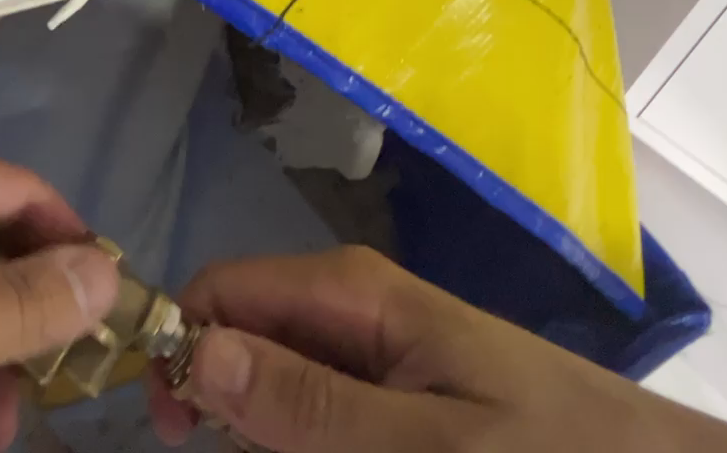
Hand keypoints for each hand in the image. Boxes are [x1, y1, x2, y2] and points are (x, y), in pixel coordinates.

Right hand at [147, 247, 726, 452]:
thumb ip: (310, 405)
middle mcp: (344, 301)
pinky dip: (305, 436)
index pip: (220, 291)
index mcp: (345, 290)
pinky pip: (318, 399)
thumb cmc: (549, 451)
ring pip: (274, 374)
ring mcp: (368, 340)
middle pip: (242, 333)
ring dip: (266, 428)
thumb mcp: (428, 446)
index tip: (177, 430)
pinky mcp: (391, 378)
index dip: (183, 348)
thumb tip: (197, 354)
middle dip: (225, 400)